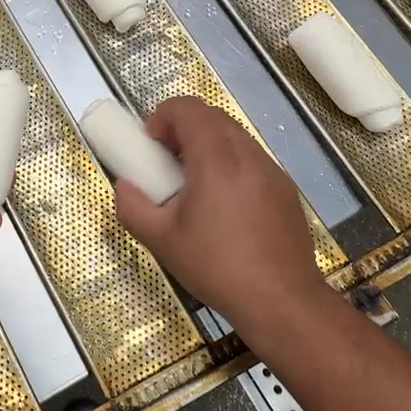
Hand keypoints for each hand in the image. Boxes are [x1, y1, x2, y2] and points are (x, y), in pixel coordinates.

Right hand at [112, 96, 327, 332]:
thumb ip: (132, 206)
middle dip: (183, 128)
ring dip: (207, 144)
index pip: (188, 108)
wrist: (282, 302)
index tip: (151, 145)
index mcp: (216, 159)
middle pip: (211, 116)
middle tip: (167, 162)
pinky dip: (230, 163)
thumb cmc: (217, 267)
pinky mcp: (285, 189)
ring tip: (193, 184)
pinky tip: (223, 205)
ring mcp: (272, 171)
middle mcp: (247, 155)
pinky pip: (252, 158)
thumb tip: (125, 186)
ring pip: (234, 135)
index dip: (162, 116)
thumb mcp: (160, 240)